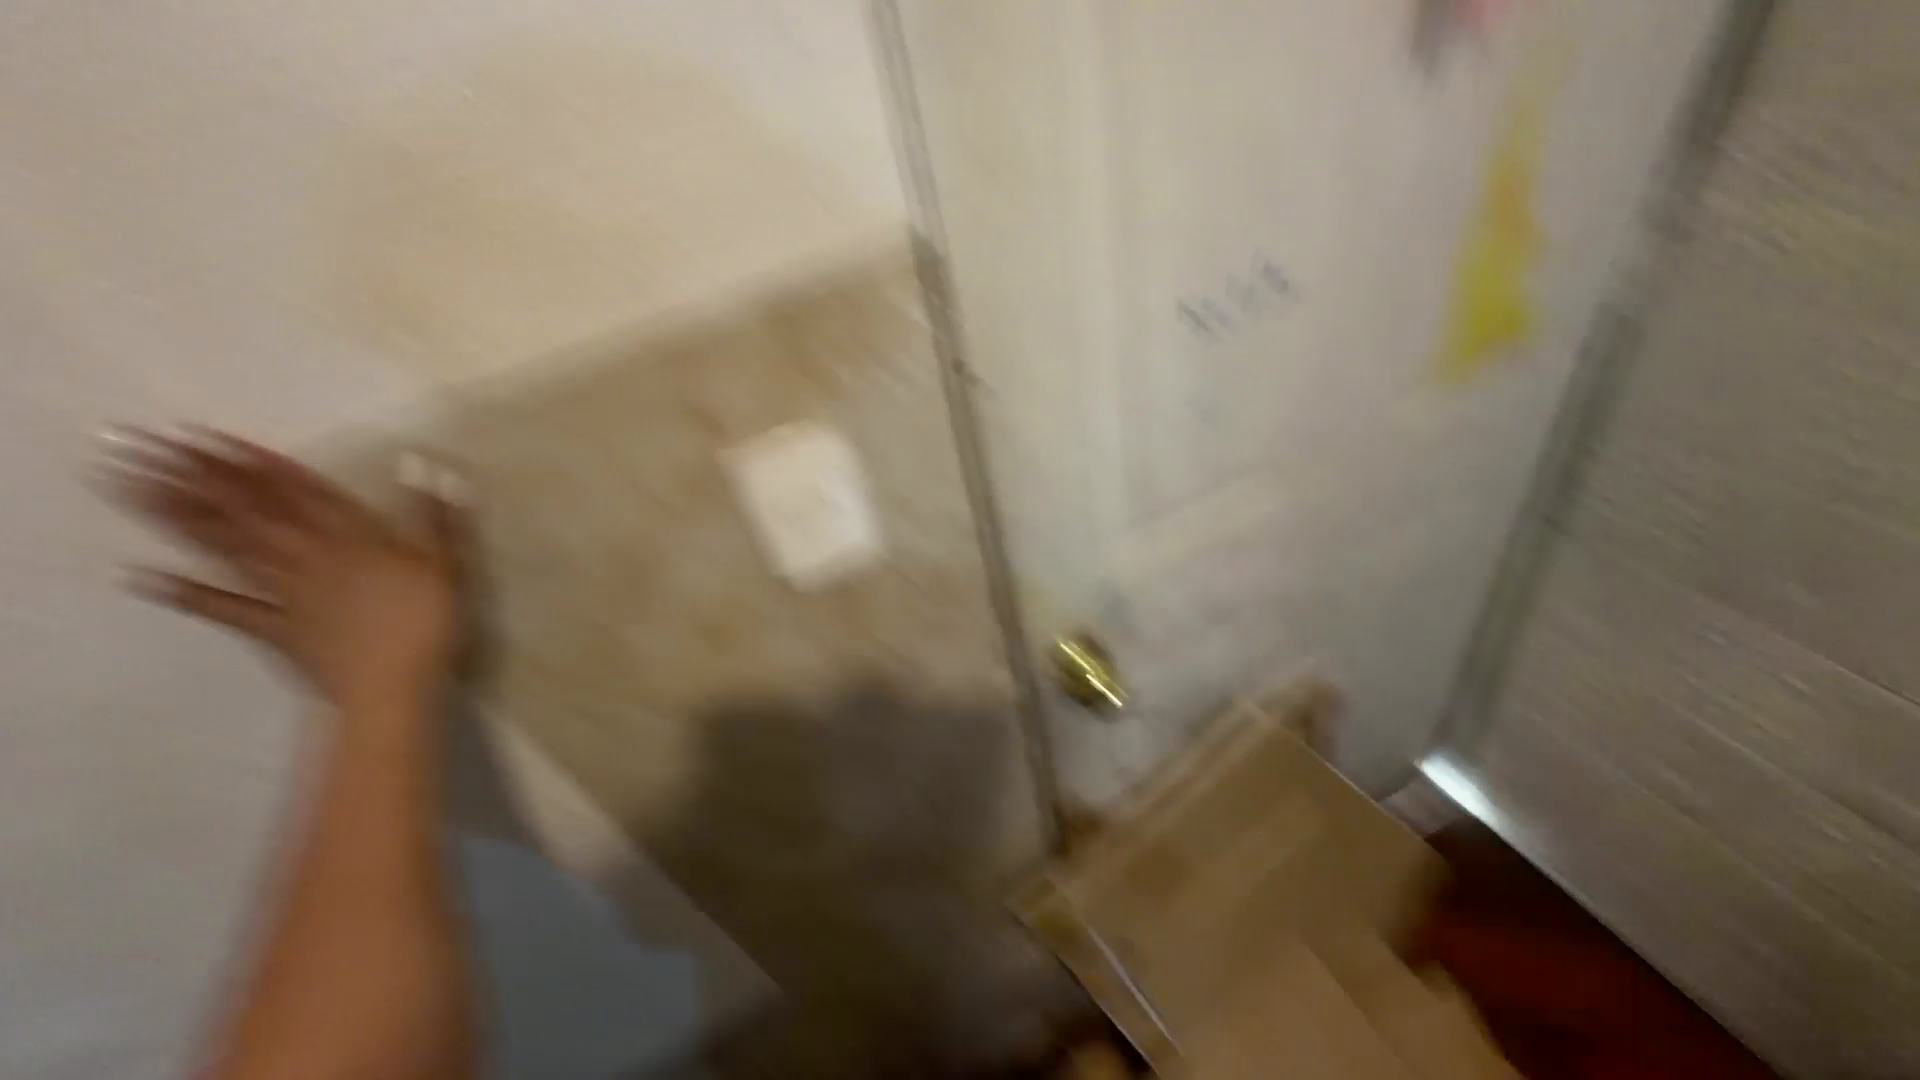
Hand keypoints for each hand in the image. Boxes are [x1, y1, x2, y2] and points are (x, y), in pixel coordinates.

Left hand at [101, 427, 472, 711]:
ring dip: (179, 517)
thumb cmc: (428, 625)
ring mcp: (284, 594)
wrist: (392, 690)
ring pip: (228, 548)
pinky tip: (141, 576)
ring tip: (132, 487)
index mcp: (353, 540)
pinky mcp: (273, 629)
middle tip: (146, 446)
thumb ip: (432, 517)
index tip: (209, 436)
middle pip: (251, 512)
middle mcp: (308, 557)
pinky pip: (224, 608)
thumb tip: (423, 465)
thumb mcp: (446, 565)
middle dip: (201, 477)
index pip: (300, 492)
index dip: (257, 464)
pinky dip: (184, 594)